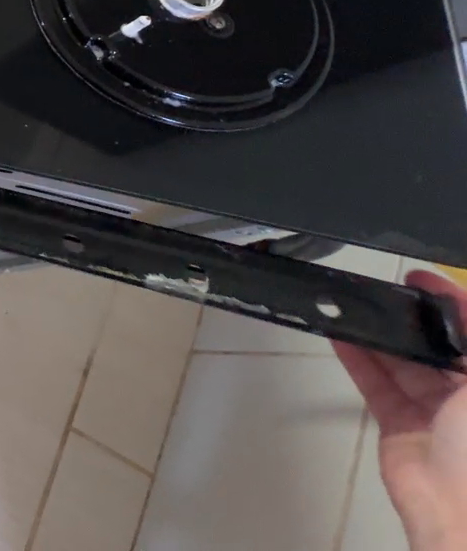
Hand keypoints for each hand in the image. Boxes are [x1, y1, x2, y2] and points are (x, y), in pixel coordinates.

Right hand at [334, 270, 466, 550]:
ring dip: (377, 336)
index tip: (423, 277)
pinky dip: (355, 358)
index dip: (456, 303)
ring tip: (346, 306)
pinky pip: (376, 384)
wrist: (466, 513)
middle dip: (411, 320)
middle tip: (378, 291)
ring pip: (406, 364)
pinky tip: (336, 335)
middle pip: (444, 349)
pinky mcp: (403, 426)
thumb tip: (458, 295)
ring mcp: (444, 416)